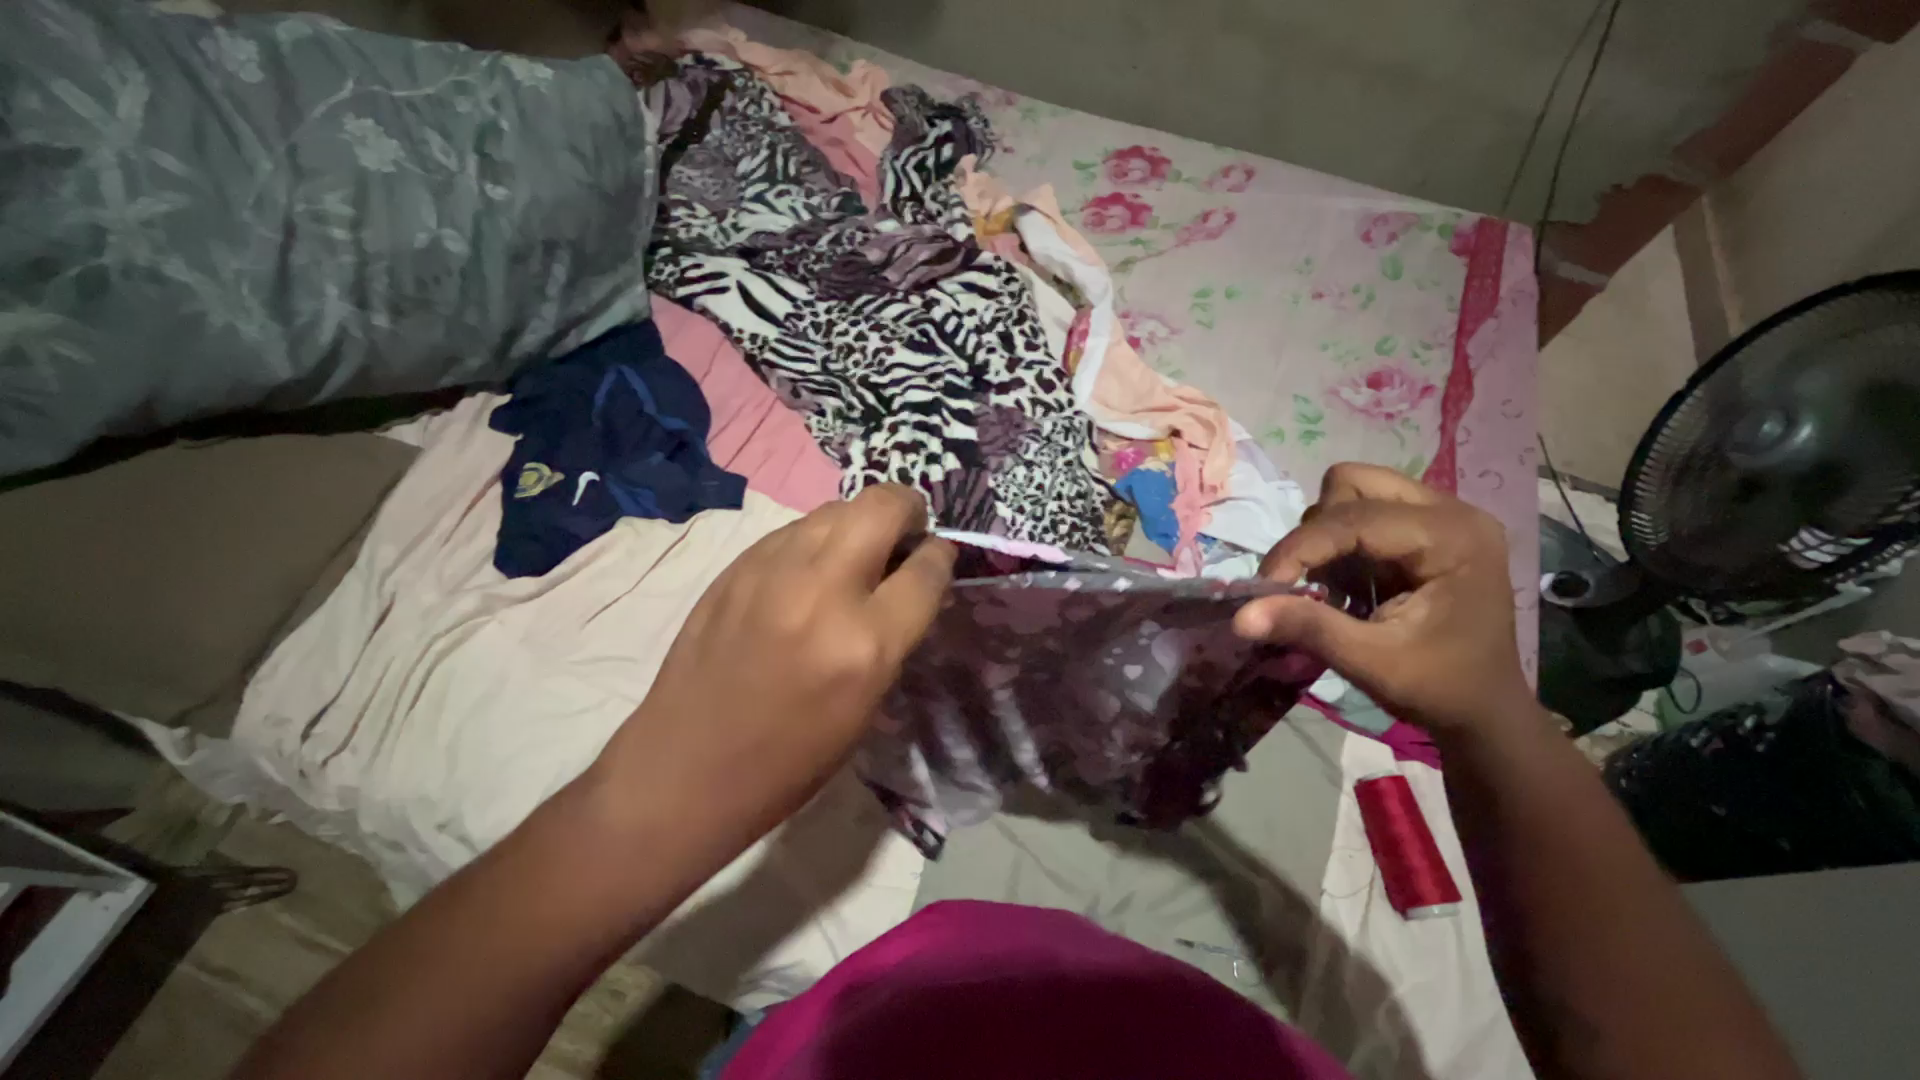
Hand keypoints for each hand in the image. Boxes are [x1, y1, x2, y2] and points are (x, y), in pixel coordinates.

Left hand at [587, 484, 954, 839]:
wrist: (687, 767)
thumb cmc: (791, 760)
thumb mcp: (866, 707)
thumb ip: (892, 636)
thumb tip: (910, 583)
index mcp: (867, 644)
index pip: (927, 569)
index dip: (942, 558)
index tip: (937, 559)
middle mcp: (824, 592)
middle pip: (883, 506)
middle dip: (908, 511)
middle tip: (905, 536)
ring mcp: (773, 572)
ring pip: (835, 508)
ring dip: (859, 522)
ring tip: (855, 553)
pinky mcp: (736, 566)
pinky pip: (793, 529)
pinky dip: (815, 539)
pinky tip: (807, 571)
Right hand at [1233, 464, 1533, 735]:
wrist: (1485, 712)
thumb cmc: (1438, 688)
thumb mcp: (1370, 662)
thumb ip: (1307, 628)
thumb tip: (1239, 616)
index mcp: (1452, 537)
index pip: (1353, 518)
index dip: (1299, 548)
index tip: (1264, 588)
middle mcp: (1452, 512)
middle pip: (1352, 485)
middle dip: (1317, 533)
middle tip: (1307, 584)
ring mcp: (1444, 516)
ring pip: (1355, 492)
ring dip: (1327, 537)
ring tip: (1335, 588)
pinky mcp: (1429, 529)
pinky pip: (1366, 513)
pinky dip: (1343, 545)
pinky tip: (1353, 586)